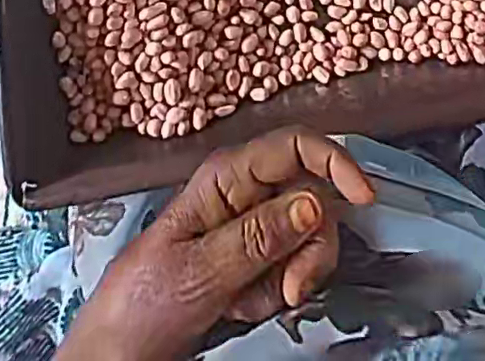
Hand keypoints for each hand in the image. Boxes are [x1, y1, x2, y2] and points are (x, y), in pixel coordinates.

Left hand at [58, 127, 376, 360]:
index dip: (334, 160)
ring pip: (309, 233)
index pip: (293, 145)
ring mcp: (251, 222)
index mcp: (226, 174)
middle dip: (312, 245)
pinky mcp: (255, 254)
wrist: (120, 345)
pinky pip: (293, 264)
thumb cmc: (144, 299)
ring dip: (294, 275)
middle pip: (312, 194)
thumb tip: (314, 203)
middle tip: (290, 287)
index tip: (364, 196)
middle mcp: (244, 189)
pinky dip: (279, 291)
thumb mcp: (199, 270)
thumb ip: (257, 237)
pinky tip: (243, 304)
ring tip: (252, 302)